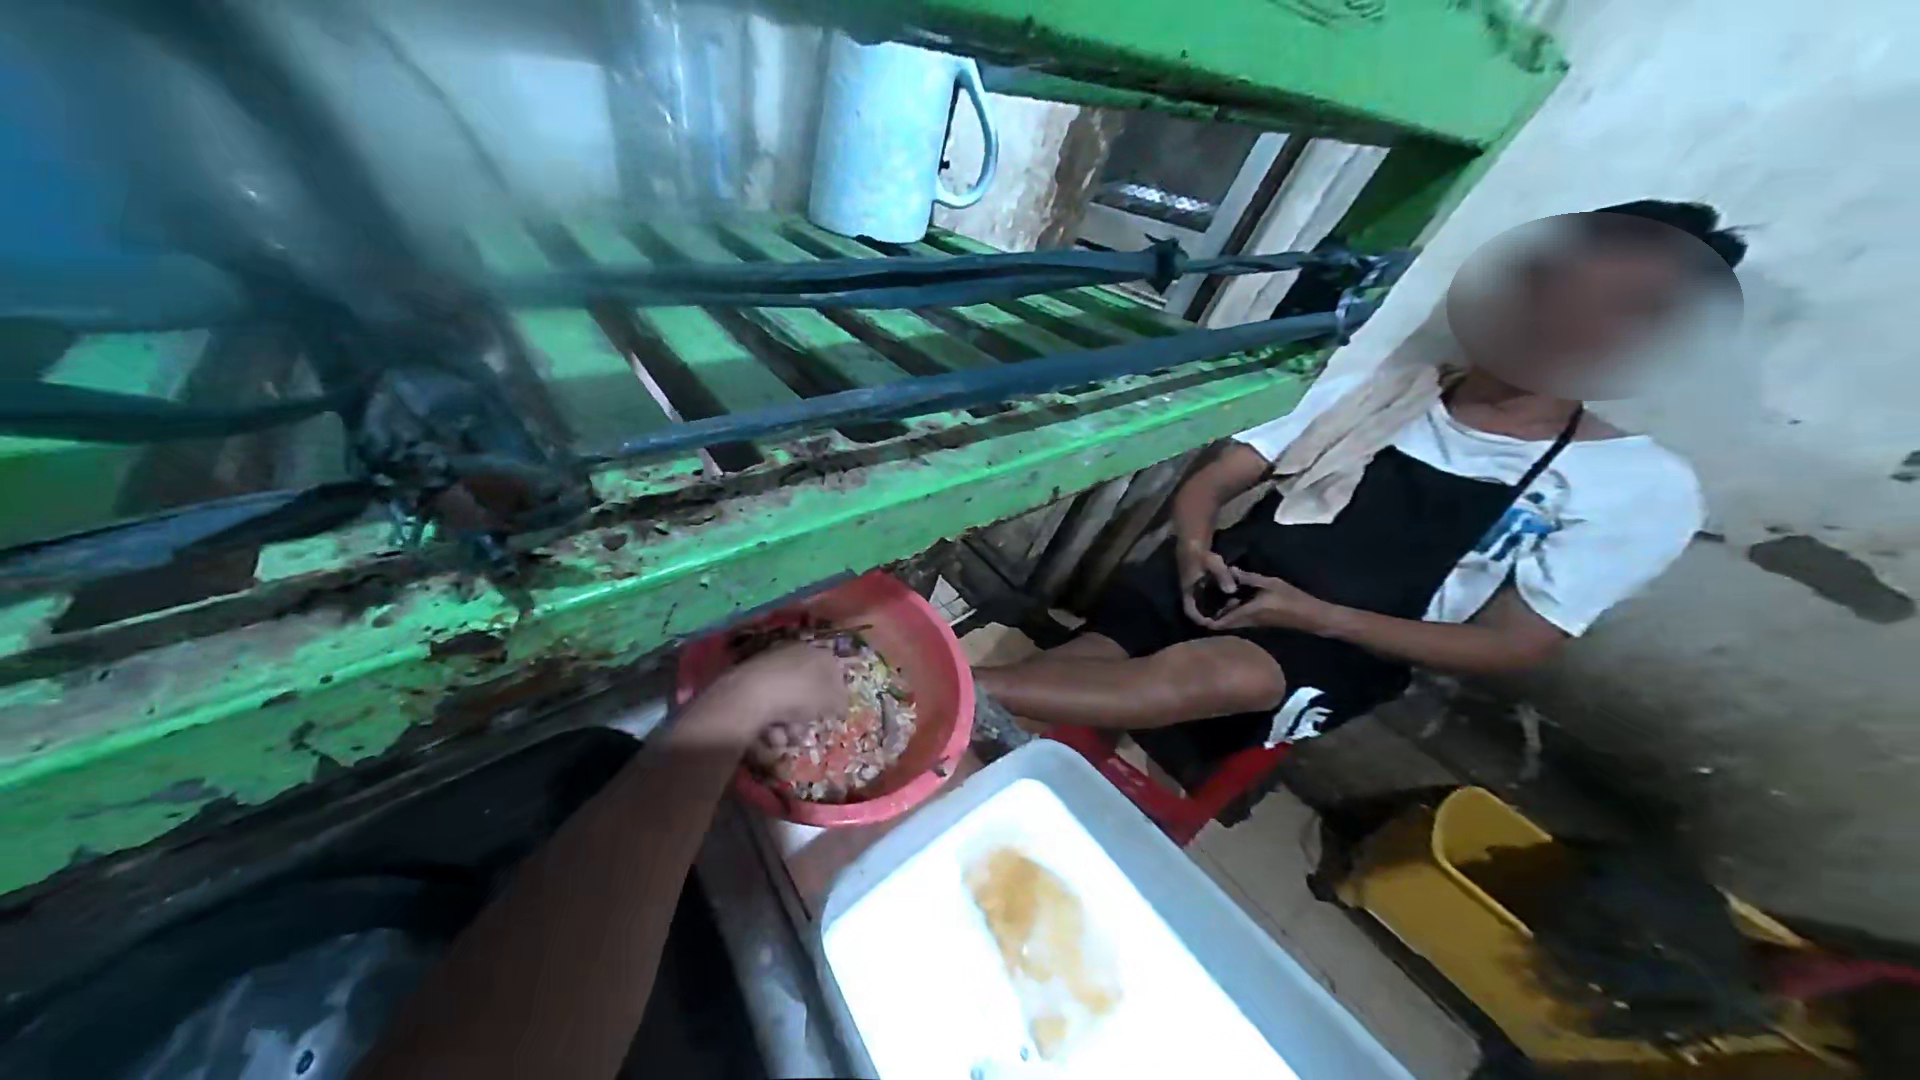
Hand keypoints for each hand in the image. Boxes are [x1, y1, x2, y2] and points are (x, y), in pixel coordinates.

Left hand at [685, 642, 846, 748]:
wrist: (752, 696)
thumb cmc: (801, 694)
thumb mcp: (832, 700)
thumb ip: (841, 702)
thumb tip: (840, 706)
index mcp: (816, 652)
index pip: (832, 670)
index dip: (835, 694)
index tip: (832, 713)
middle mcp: (793, 655)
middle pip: (807, 691)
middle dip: (806, 716)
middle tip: (804, 731)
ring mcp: (768, 668)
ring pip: (786, 703)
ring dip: (788, 726)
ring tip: (784, 738)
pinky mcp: (747, 683)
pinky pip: (766, 706)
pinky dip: (769, 723)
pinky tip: (768, 734)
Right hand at [1175, 539, 1237, 624]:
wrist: (1192, 541)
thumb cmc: (1200, 553)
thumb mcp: (1213, 563)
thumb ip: (1222, 576)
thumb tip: (1232, 591)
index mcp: (1188, 590)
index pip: (1190, 610)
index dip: (1199, 619)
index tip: (1211, 625)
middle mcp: (1190, 591)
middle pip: (1197, 609)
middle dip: (1209, 615)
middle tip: (1226, 619)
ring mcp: (1194, 586)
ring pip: (1202, 602)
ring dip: (1213, 607)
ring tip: (1230, 610)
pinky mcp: (1200, 581)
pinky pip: (1207, 595)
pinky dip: (1216, 599)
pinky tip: (1229, 597)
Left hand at [1199, 567, 1335, 632]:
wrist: (1311, 616)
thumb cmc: (1292, 599)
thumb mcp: (1270, 583)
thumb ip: (1248, 577)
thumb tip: (1229, 570)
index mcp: (1246, 614)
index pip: (1218, 623)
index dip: (1203, 620)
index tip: (1192, 611)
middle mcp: (1246, 622)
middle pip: (1221, 623)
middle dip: (1208, 615)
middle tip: (1197, 601)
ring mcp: (1252, 624)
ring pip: (1229, 621)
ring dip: (1219, 613)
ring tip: (1208, 598)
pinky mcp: (1258, 622)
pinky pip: (1238, 618)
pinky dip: (1229, 611)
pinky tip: (1228, 599)